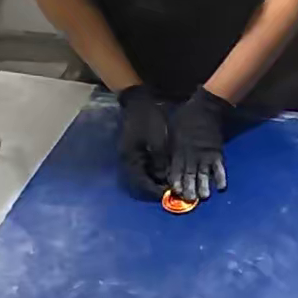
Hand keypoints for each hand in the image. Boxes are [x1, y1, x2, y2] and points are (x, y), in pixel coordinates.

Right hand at [115, 85, 172, 199]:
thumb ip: (160, 162)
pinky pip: (143, 168)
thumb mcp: (157, 141)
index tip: (168, 195)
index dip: (155, 191)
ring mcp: (130, 157)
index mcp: (130, 160)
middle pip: (140, 183)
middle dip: (154, 189)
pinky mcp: (134, 153)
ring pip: (141, 177)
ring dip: (153, 182)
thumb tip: (164, 178)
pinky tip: (164, 173)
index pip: (142, 183)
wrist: (138, 102)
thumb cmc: (148, 119)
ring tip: (168, 184)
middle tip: (170, 192)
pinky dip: (152, 173)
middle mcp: (127, 162)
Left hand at [167, 88, 229, 201]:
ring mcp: (205, 155)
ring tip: (204, 196)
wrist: (204, 108)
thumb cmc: (184, 119)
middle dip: (189, 188)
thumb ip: (169, 148)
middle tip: (189, 199)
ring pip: (204, 174)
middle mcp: (192, 156)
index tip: (175, 191)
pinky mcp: (217, 153)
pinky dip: (221, 177)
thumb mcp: (170, 132)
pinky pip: (220, 168)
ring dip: (204, 186)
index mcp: (179, 151)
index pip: (176, 171)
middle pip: (190, 175)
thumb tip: (163, 161)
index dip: (176, 182)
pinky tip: (221, 187)